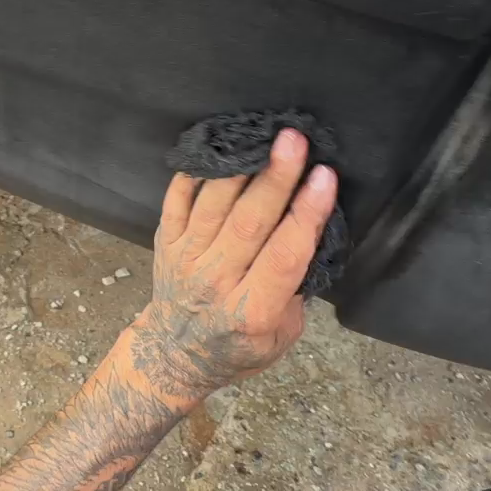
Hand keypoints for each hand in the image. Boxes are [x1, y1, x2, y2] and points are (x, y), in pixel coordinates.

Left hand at [126, 128, 336, 404]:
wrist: (174, 353)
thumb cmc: (238, 346)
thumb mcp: (281, 336)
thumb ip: (295, 290)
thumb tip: (311, 233)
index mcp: (251, 311)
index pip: (283, 256)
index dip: (306, 215)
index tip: (325, 177)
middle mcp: (214, 280)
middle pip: (248, 222)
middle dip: (275, 177)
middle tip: (294, 139)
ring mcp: (185, 257)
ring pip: (212, 205)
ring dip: (239, 167)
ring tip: (259, 136)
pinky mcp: (166, 241)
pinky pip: (176, 199)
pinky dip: (194, 173)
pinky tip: (216, 148)